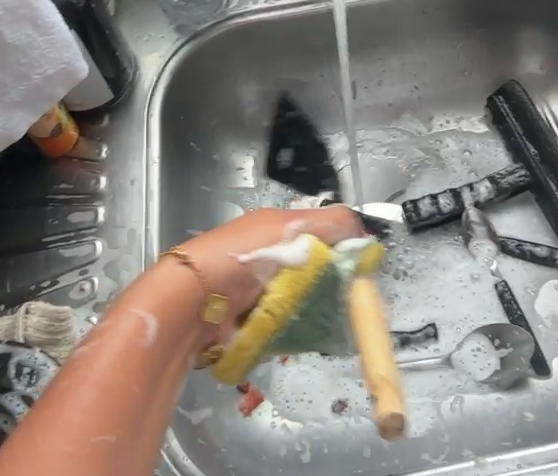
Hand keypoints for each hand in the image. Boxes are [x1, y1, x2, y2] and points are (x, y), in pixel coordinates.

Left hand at [161, 206, 365, 324]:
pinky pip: (290, 323)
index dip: (343, 248)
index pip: (323, 232)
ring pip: (306, 298)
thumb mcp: (292, 228)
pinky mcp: (255, 320)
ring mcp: (262, 289)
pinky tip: (312, 334)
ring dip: (319, 309)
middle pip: (316, 267)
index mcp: (277, 226)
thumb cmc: (243, 257)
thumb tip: (364, 230)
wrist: (192, 302)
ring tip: (338, 321)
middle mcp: (270, 253)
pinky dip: (300, 328)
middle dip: (334, 284)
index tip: (362, 271)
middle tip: (352, 301)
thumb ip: (332, 224)